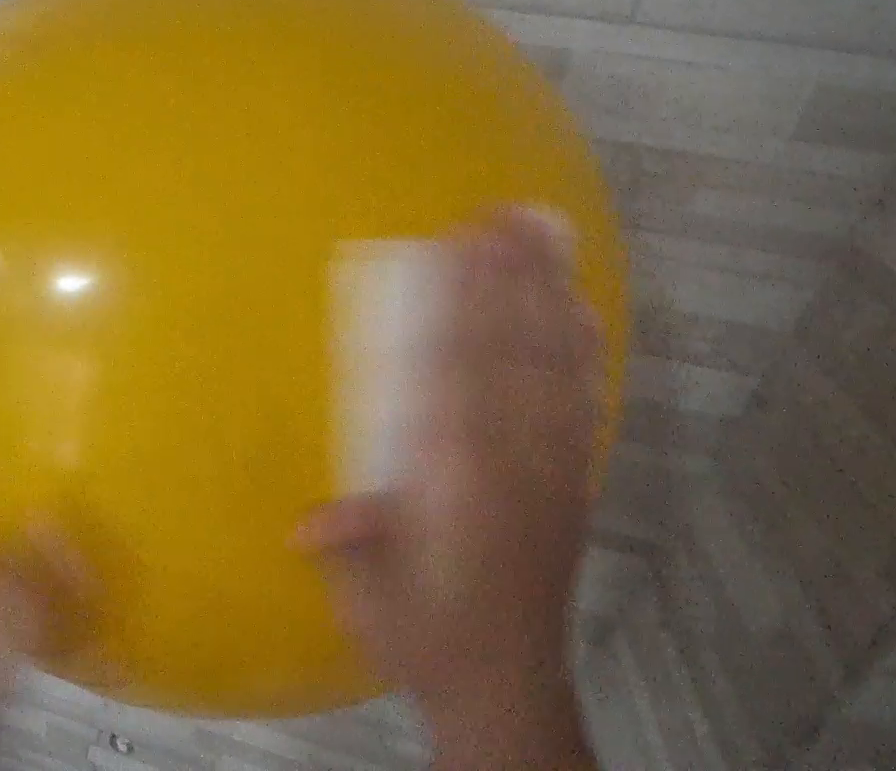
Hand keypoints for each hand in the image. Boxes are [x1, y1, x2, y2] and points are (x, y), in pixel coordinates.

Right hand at [297, 209, 601, 770]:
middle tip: (513, 210)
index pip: (461, 375)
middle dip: (516, 279)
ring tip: (547, 232)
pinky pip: (583, 399)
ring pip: (557, 368)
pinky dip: (582, 346)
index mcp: (458, 481)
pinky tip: (579, 308)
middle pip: (518, 355)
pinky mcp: (574, 480)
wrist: (508, 686)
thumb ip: (348, 544)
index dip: (464, 307)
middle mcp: (515, 463)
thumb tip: (311, 515)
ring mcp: (554, 469)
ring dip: (551, 295)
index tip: (461, 244)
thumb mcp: (368, 597)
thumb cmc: (424, 633)